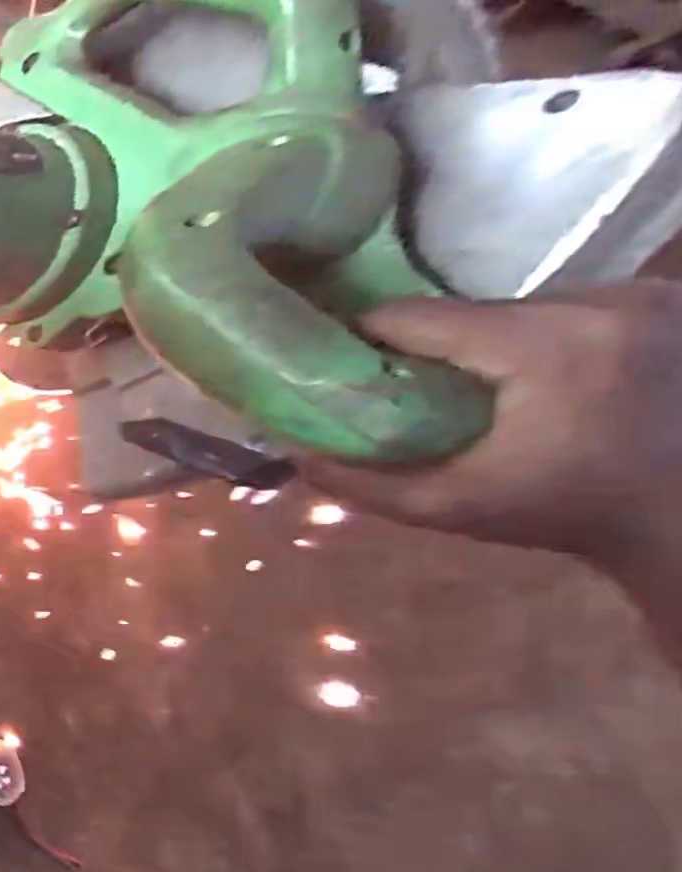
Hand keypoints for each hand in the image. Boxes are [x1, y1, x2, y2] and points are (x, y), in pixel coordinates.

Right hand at [304, 282, 681, 569]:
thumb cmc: (565, 511)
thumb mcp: (443, 506)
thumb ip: (357, 482)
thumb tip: (293, 452)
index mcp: (545, 344)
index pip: (411, 315)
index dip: (359, 340)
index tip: (336, 372)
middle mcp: (598, 301)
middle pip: (459, 310)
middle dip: (418, 350)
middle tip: (397, 395)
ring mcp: (639, 294)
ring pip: (504, 308)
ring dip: (468, 345)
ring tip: (458, 392)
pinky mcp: (660, 300)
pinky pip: (551, 309)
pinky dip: (518, 340)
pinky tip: (518, 382)